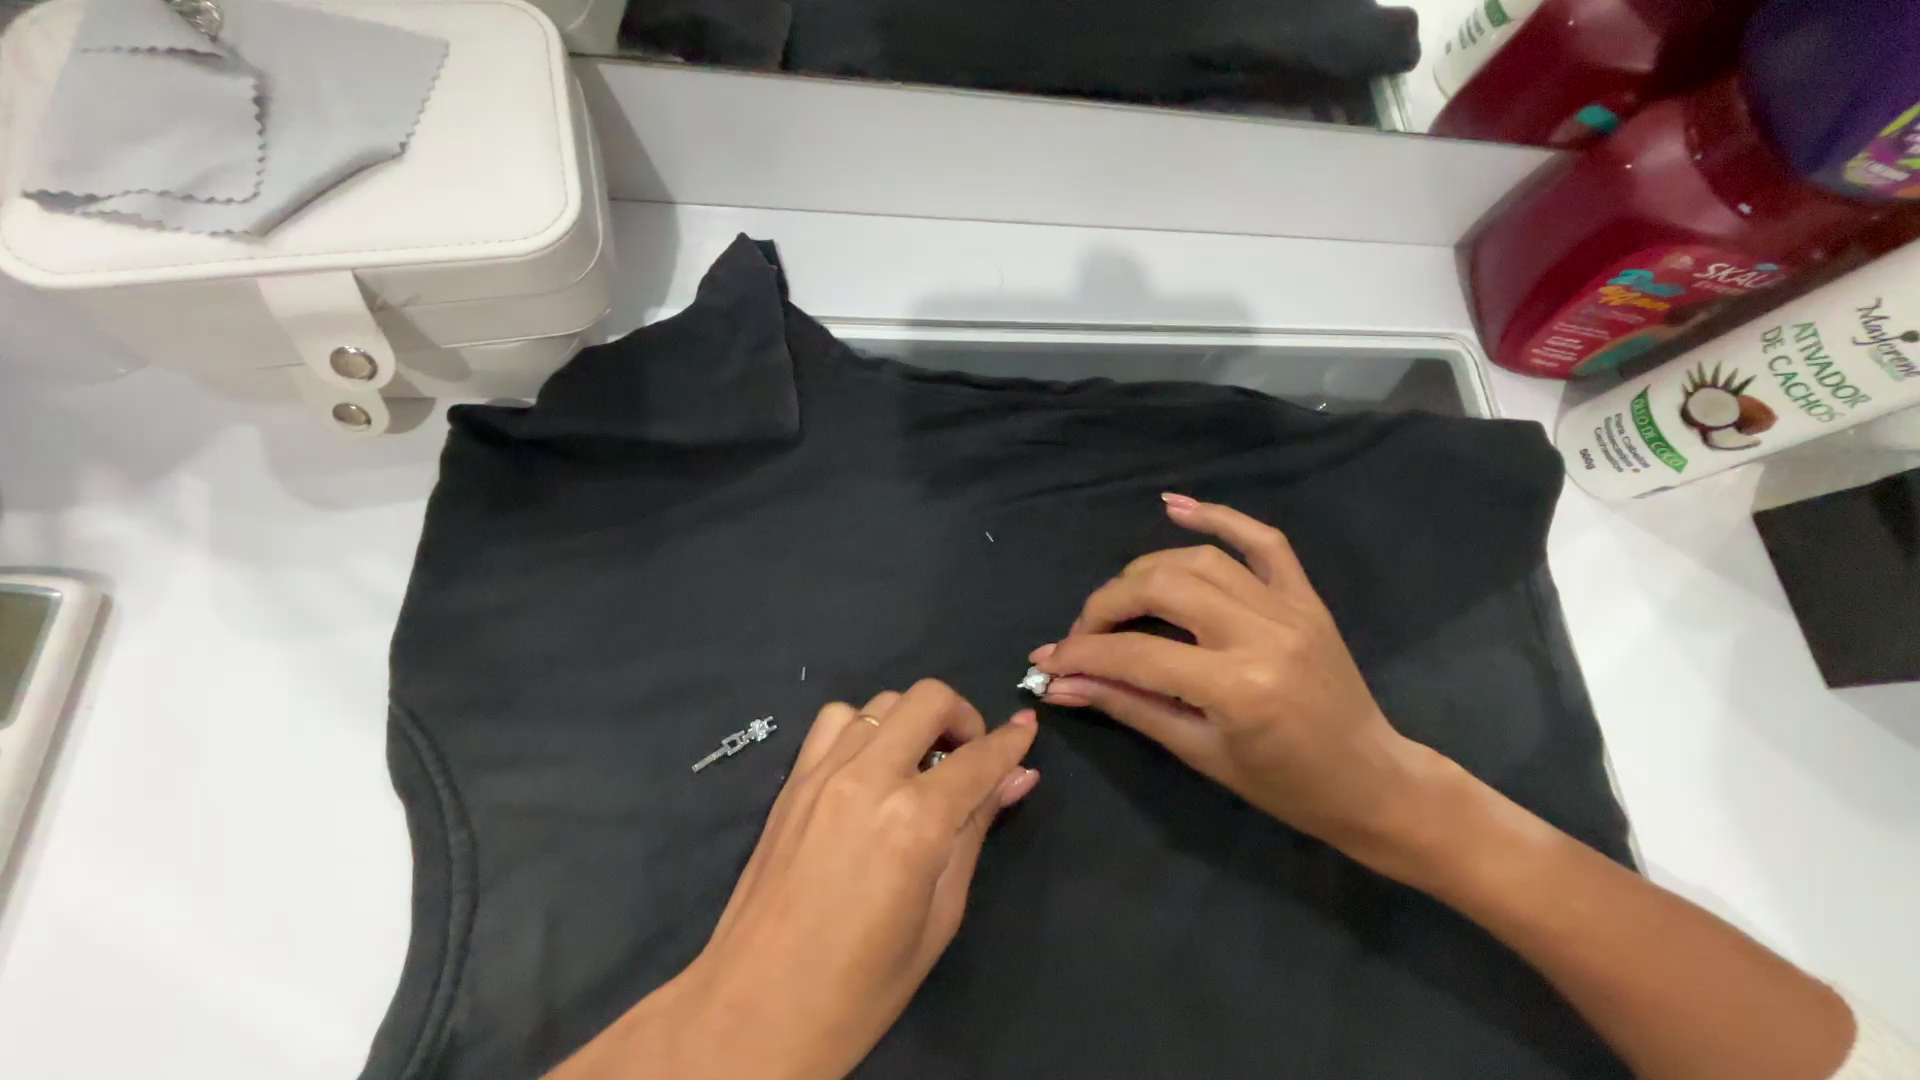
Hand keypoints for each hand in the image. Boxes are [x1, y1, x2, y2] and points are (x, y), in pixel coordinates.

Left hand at [550, 680, 1039, 1079]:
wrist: (760, 1006)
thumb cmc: (866, 982)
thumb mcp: (941, 913)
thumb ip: (977, 831)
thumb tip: (1018, 777)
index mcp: (916, 821)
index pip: (980, 758)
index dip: (1013, 741)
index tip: (1027, 730)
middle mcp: (871, 778)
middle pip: (929, 700)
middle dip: (965, 717)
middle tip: (970, 757)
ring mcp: (824, 772)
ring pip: (882, 702)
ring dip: (913, 720)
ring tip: (921, 763)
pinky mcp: (793, 780)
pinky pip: (834, 720)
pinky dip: (863, 726)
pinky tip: (870, 765)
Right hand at [1032, 494, 1440, 856]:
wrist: (1370, 780)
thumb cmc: (1284, 784)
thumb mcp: (1199, 752)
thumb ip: (1128, 706)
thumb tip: (1060, 685)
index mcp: (1238, 687)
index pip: (1136, 654)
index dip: (1081, 654)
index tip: (1047, 660)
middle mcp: (1262, 633)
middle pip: (1161, 588)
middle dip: (1105, 605)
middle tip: (1083, 633)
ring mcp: (1288, 607)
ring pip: (1197, 560)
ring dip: (1144, 572)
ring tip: (1118, 600)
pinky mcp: (1305, 595)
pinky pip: (1262, 540)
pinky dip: (1217, 516)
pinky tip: (1172, 505)